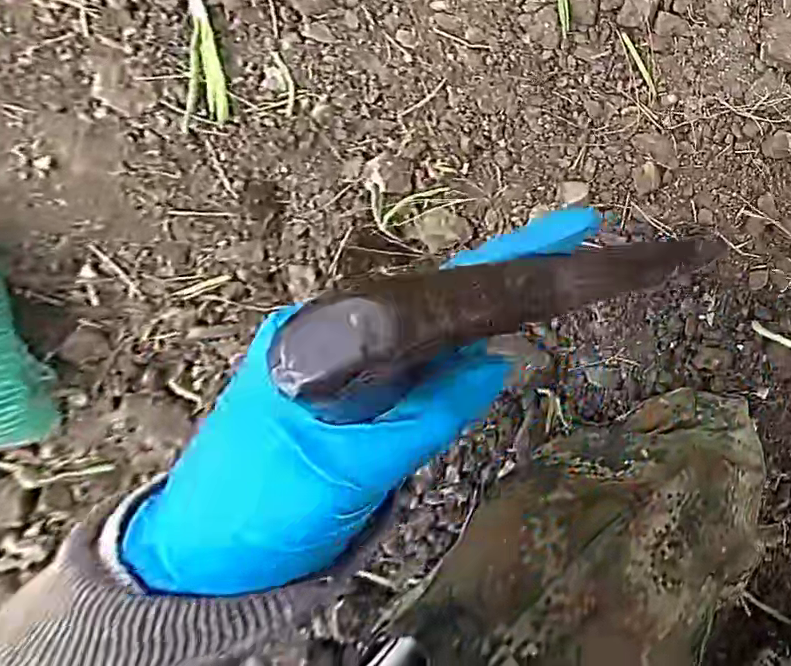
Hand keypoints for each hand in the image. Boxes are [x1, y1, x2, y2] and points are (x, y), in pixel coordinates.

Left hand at [121, 207, 601, 594]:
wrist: (208, 563)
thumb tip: (497, 361)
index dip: (510, 255)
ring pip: (450, 314)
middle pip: (451, 286)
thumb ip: (428, 413)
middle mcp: (346, 325)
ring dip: (506, 295)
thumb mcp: (351, 466)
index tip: (571, 227)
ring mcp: (362, 351)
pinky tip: (516, 320)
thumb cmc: (263, 508)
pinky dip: (484, 332)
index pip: (438, 283)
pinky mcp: (378, 380)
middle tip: (582, 231)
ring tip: (563, 274)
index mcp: (326, 329)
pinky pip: (442, 347)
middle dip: (519, 261)